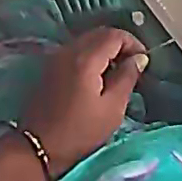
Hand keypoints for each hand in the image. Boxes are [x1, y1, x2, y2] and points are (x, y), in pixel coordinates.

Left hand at [22, 28, 147, 175]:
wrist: (38, 147)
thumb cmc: (79, 132)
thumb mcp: (112, 109)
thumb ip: (127, 78)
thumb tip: (139, 58)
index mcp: (85, 59)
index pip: (114, 35)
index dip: (133, 43)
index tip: (143, 61)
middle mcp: (69, 50)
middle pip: (100, 33)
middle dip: (120, 44)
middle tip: (133, 65)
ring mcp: (57, 57)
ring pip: (88, 40)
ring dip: (106, 49)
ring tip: (118, 73)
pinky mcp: (51, 66)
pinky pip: (77, 50)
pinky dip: (92, 55)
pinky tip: (98, 77)